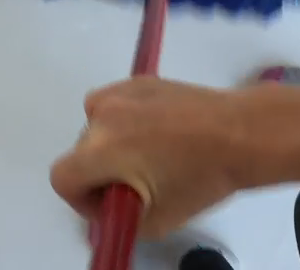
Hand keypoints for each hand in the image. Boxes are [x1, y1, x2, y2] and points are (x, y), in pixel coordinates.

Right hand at [50, 77, 264, 238]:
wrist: (237, 132)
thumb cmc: (198, 178)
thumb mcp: (156, 220)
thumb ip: (120, 220)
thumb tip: (110, 212)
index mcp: (102, 148)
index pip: (63, 177)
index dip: (82, 199)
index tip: (114, 204)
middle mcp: (103, 113)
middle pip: (82, 150)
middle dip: (100, 172)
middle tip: (136, 186)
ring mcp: (121, 90)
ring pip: (96, 124)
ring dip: (109, 143)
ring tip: (145, 156)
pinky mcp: (140, 79)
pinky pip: (115, 103)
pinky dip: (124, 119)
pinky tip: (156, 131)